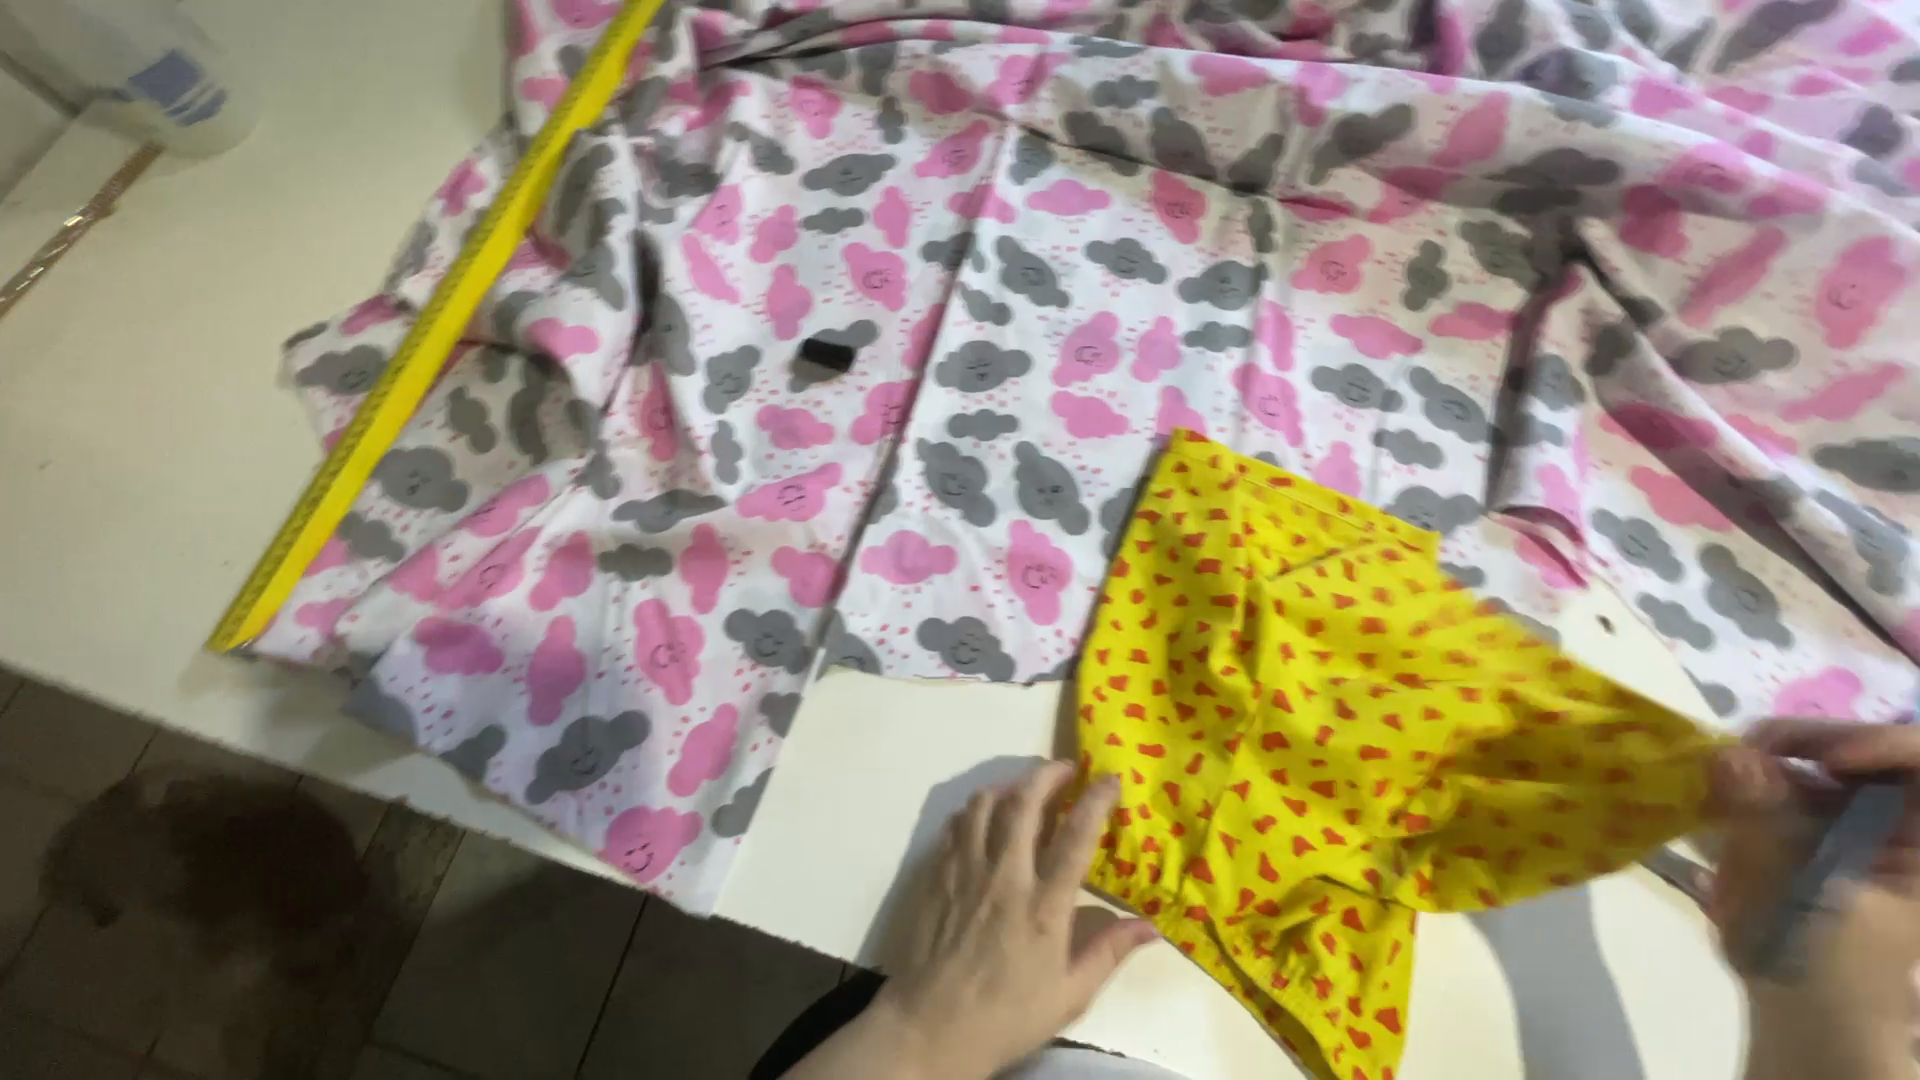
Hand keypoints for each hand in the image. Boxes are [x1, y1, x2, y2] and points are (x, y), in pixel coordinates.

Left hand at [874, 763, 1157, 1078]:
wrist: (930, 1027)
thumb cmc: (1006, 1016)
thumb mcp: (1069, 996)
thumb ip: (1108, 952)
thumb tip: (1150, 926)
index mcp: (1044, 905)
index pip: (1076, 836)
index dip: (1096, 800)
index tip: (1109, 779)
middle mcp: (1004, 875)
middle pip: (1025, 802)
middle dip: (1048, 775)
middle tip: (1065, 769)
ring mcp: (965, 869)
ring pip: (984, 803)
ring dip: (1009, 786)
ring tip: (1024, 788)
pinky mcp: (936, 873)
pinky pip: (956, 823)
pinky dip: (975, 809)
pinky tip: (984, 816)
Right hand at [1709, 717, 1919, 1078]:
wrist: (1804, 1008)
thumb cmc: (1819, 959)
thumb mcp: (1794, 891)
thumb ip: (1765, 820)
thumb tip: (1731, 753)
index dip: (1878, 744)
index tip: (1817, 758)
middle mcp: (1895, 825)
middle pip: (1864, 751)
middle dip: (1804, 740)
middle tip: (1741, 748)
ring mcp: (1851, 824)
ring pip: (1817, 761)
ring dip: (1765, 756)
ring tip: (1716, 769)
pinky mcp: (1807, 829)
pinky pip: (1781, 781)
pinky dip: (1744, 775)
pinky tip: (1712, 791)